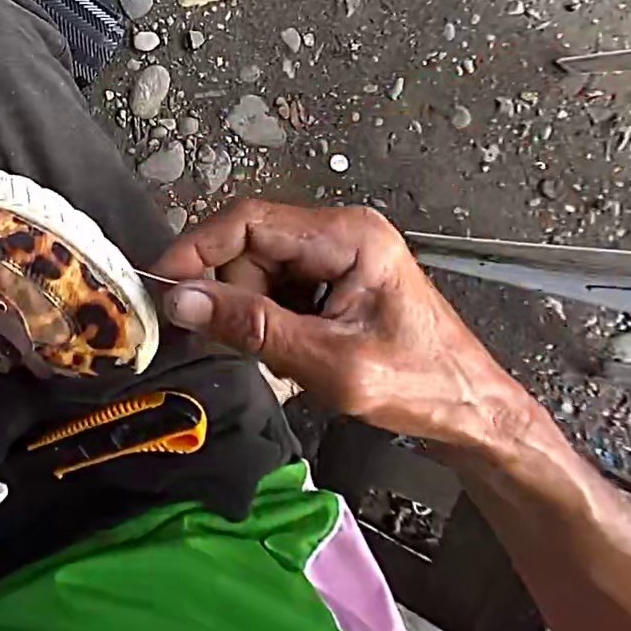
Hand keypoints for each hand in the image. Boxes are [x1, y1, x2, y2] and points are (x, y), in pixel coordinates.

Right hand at [152, 201, 541, 461]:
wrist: (469, 409)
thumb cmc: (419, 385)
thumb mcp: (327, 362)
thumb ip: (251, 327)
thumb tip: (181, 300)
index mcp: (347, 236)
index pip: (246, 221)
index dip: (195, 249)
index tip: (161, 285)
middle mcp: (336, 232)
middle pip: (244, 247)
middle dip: (226, 295)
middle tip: (227, 340)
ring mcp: (330, 253)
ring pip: (249, 269)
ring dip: (245, 312)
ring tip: (278, 354)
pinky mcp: (324, 275)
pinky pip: (266, 286)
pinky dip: (259, 317)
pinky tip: (285, 347)